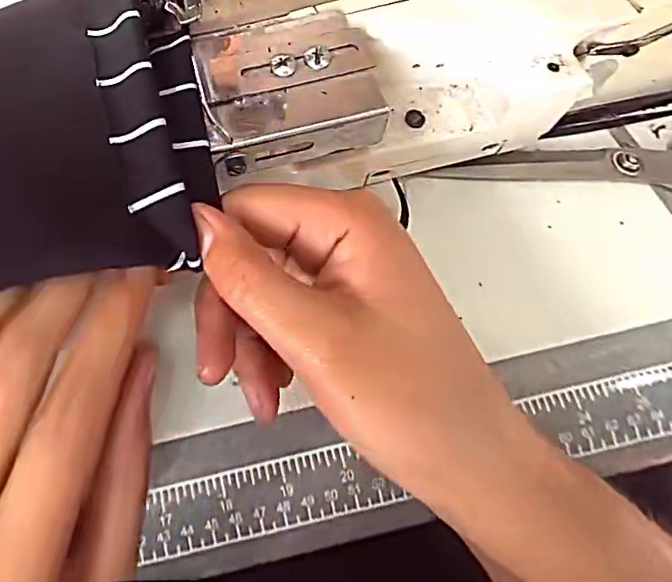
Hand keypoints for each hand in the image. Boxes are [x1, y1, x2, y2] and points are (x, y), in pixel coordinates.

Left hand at [0, 269, 159, 581]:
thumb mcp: (94, 577)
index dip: (111, 331)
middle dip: (69, 295)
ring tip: (56, 268)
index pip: (71, 414)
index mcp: (9, 563)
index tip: (136, 284)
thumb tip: (138, 365)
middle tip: (103, 261)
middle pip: (10, 370)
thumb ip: (123, 470)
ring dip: (13, 292)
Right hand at [191, 185, 527, 507]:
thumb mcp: (316, 339)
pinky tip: (274, 386)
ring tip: (258, 390)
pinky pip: (283, 307)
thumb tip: (203, 225)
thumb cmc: (419, 405)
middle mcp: (347, 233)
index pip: (249, 206)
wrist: (470, 465)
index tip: (201, 307)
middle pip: (251, 248)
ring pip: (261, 283)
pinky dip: (269, 347)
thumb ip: (250, 277)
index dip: (217, 254)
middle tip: (219, 363)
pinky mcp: (343, 299)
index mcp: (349, 220)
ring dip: (248, 337)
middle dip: (231, 309)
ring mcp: (345, 267)